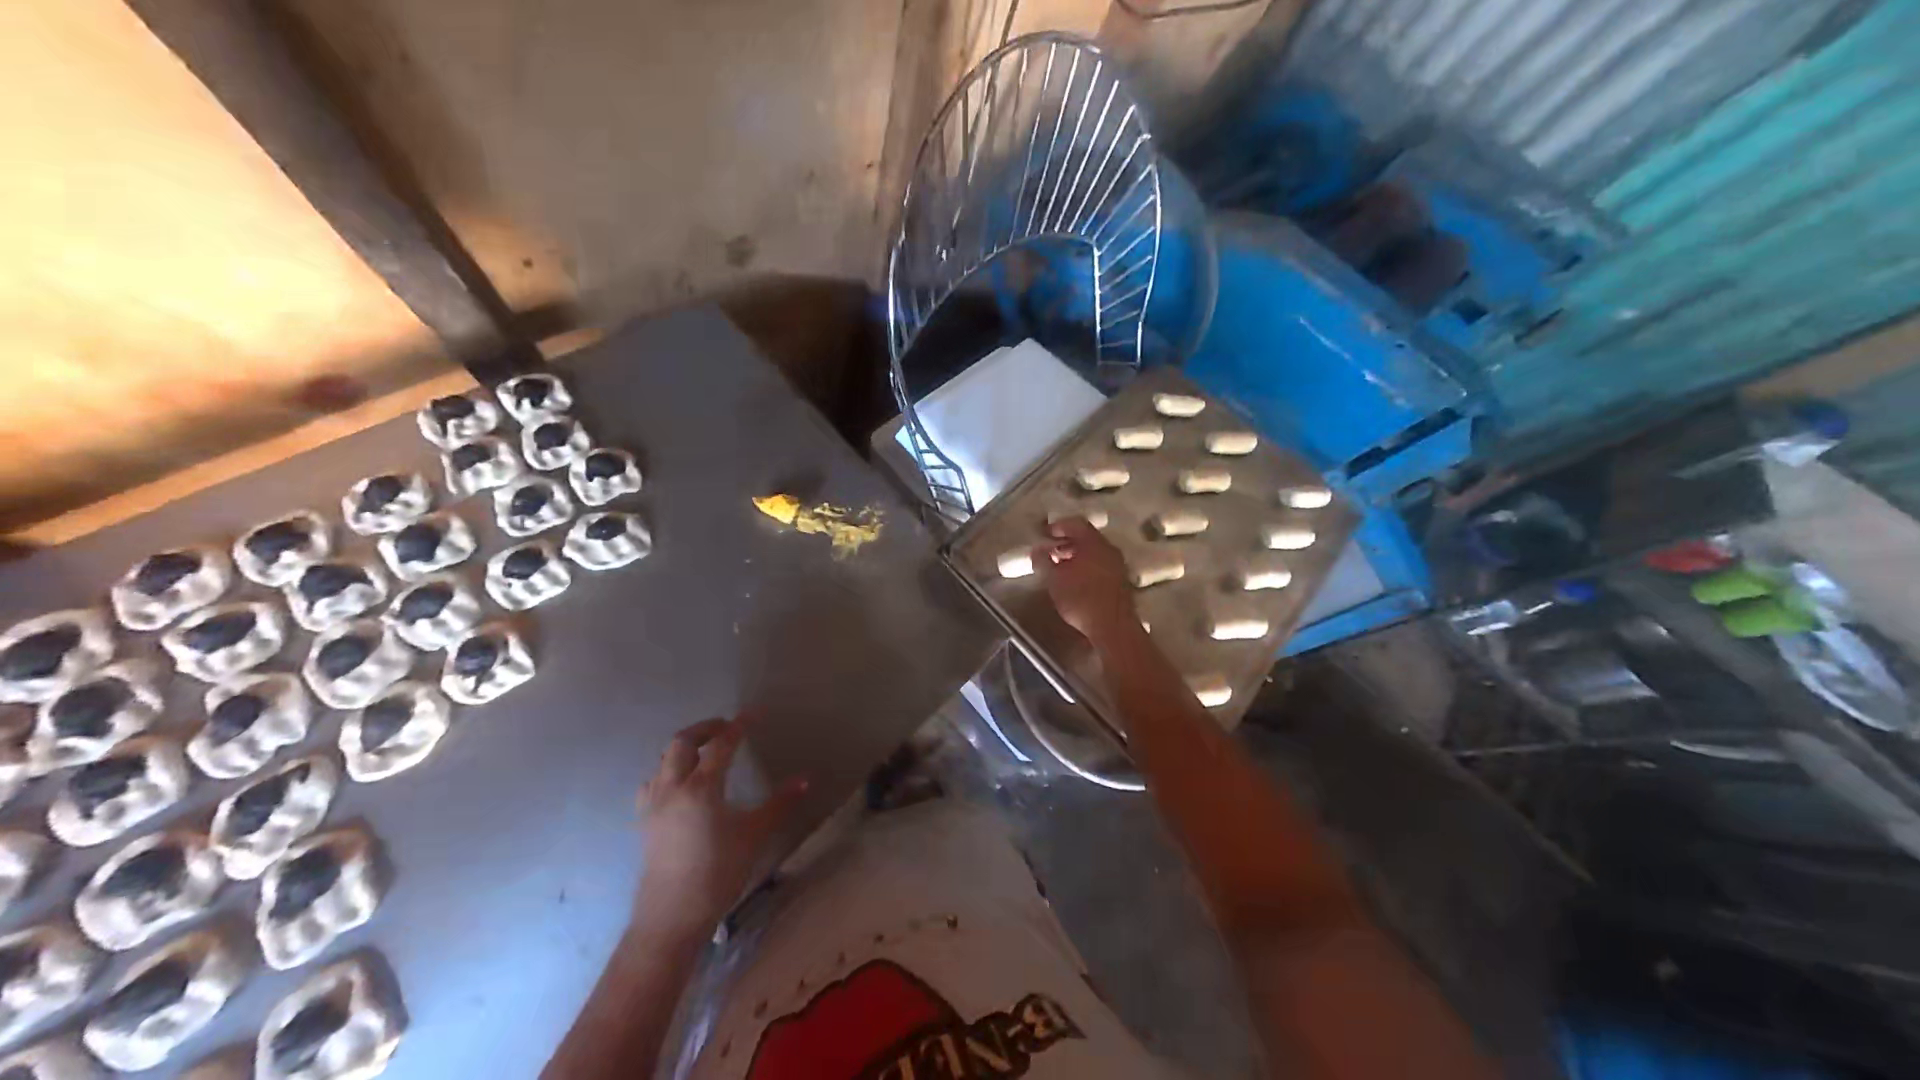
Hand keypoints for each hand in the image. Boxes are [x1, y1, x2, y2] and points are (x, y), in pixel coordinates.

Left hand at [634, 716, 806, 933]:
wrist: (672, 916)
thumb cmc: (718, 872)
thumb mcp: (754, 835)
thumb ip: (779, 804)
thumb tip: (805, 779)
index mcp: (701, 787)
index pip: (721, 745)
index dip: (738, 726)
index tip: (753, 714)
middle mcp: (672, 788)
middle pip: (682, 743)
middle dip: (705, 729)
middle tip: (727, 728)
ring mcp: (653, 805)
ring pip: (663, 760)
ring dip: (684, 748)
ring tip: (705, 752)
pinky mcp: (644, 822)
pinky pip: (653, 782)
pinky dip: (668, 771)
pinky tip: (680, 784)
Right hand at [1037, 517, 1137, 644]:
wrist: (1113, 627)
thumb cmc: (1081, 598)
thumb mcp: (1053, 580)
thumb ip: (1043, 561)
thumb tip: (1036, 550)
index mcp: (1094, 543)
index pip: (1075, 524)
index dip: (1058, 526)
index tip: (1044, 533)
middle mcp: (1109, 550)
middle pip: (1086, 538)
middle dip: (1066, 542)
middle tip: (1050, 550)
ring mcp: (1118, 566)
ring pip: (1094, 553)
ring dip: (1076, 557)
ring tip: (1060, 567)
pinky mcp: (1121, 583)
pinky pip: (1101, 567)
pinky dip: (1086, 568)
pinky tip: (1075, 581)